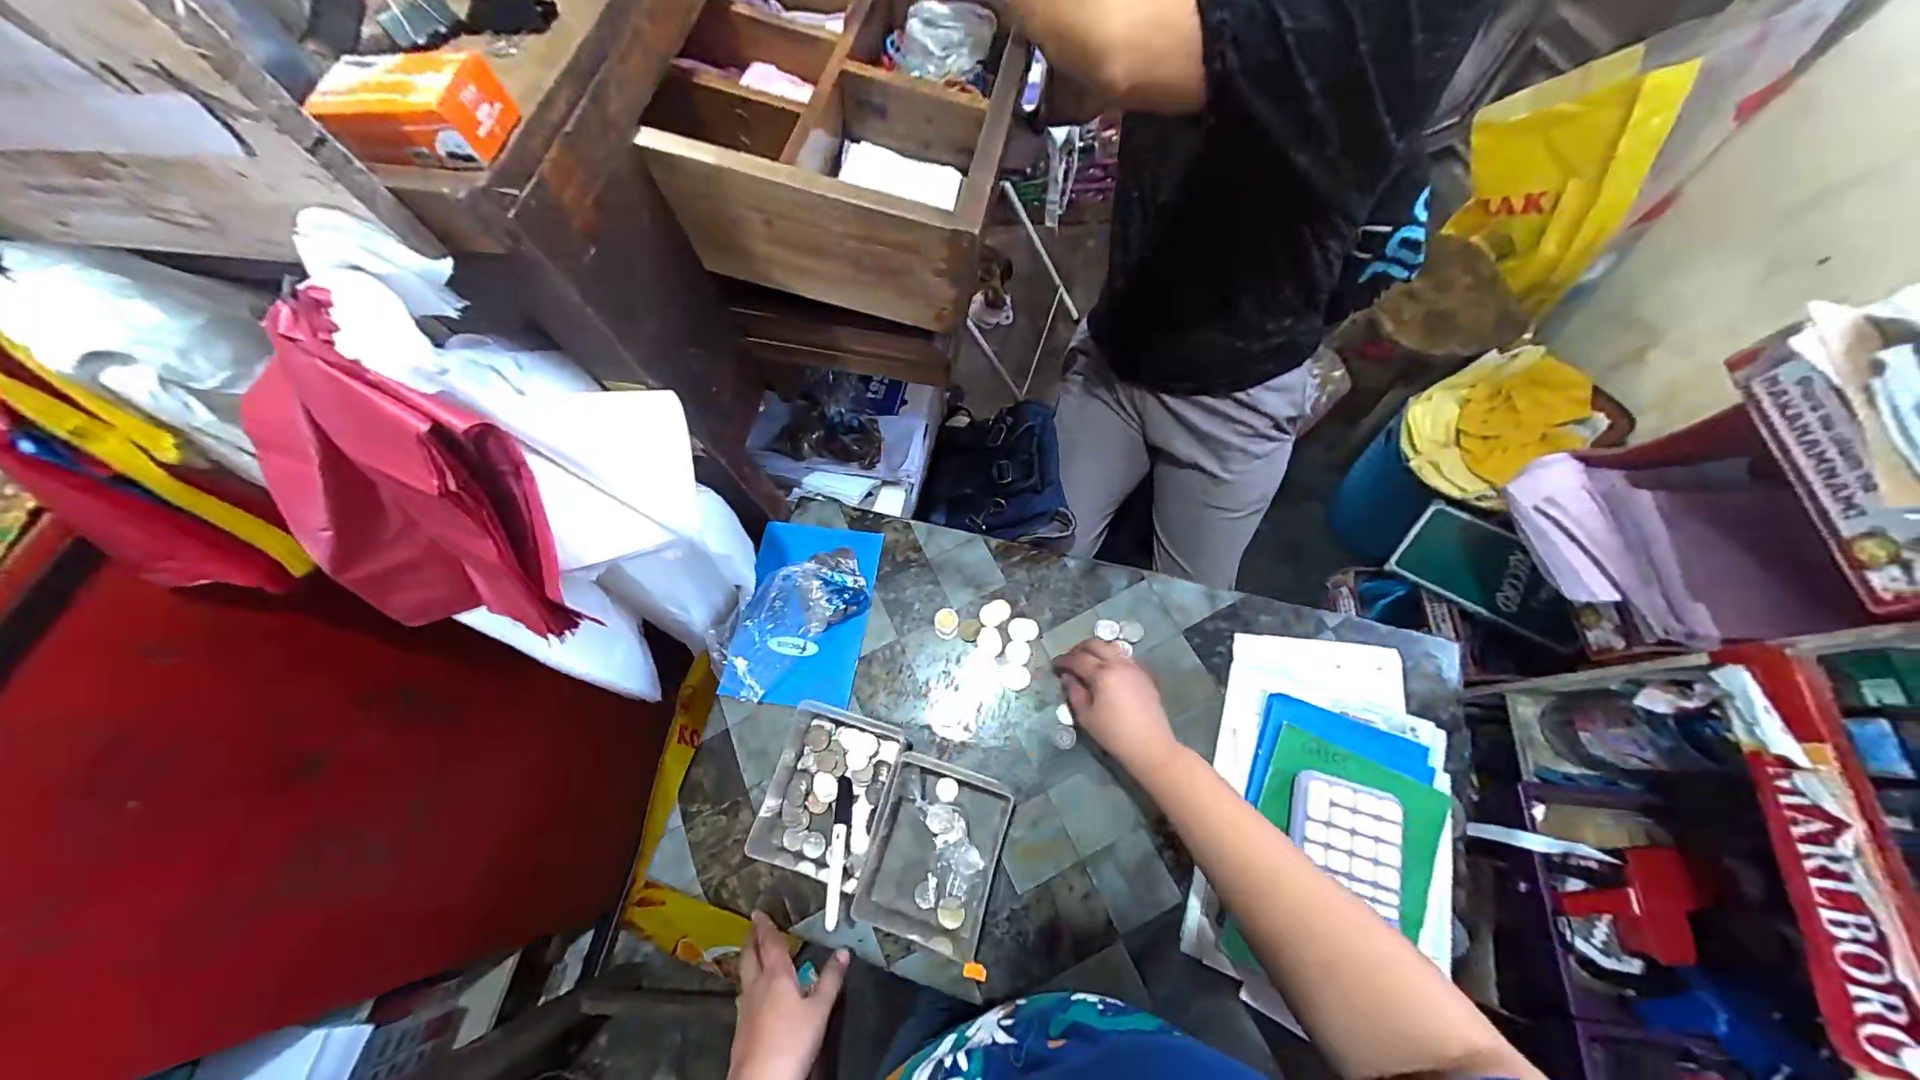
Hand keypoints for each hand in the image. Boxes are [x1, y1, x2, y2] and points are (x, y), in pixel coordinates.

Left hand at [728, 911, 849, 1079]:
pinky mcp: (741, 1027)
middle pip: (750, 957)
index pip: (769, 944)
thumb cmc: (791, 1042)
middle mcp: (756, 987)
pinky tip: (755, 993)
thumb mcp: (819, 1010)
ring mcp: (745, 1008)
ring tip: (753, 954)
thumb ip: (830, 980)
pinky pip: (744, 994)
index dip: (765, 927)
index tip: (759, 913)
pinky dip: (750, 982)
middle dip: (752, 940)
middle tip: (753, 927)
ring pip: (745, 975)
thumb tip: (843, 953)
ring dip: (749, 961)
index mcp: (775, 976)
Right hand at [1053, 639, 1179, 771]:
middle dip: (1078, 649)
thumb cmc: (1113, 733)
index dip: (1063, 661)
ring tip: (1088, 662)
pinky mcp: (1144, 674)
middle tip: (1070, 661)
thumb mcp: (1085, 716)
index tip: (1055, 666)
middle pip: (1095, 645)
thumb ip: (1074, 692)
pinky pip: (1125, 656)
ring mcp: (1134, 667)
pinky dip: (1112, 656)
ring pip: (1112, 647)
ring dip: (1096, 650)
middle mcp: (1118, 664)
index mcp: (1102, 673)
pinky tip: (1108, 670)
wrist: (1150, 745)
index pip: (1077, 659)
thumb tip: (1067, 677)